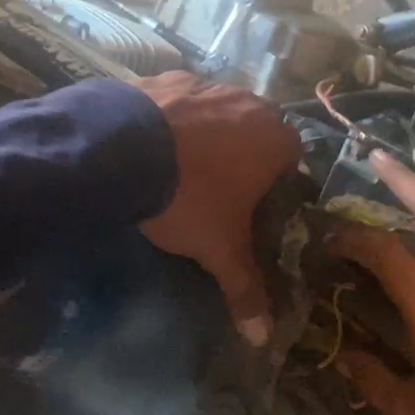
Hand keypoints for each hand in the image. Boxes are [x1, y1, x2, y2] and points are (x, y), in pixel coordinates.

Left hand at [135, 71, 297, 345]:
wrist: (122, 148)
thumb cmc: (188, 196)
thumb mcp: (219, 248)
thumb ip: (245, 288)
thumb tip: (263, 338)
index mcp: (274, 138)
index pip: (292, 157)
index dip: (276, 180)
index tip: (254, 205)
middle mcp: (248, 101)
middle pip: (256, 129)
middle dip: (243, 155)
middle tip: (219, 188)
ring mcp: (207, 83)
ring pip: (219, 111)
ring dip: (209, 133)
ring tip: (182, 166)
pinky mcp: (168, 76)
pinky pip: (182, 100)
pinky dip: (175, 117)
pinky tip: (153, 144)